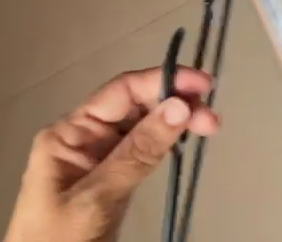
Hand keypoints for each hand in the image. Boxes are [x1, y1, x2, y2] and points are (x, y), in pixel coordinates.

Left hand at [3, 66, 221, 241]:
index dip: (163, 81)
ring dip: (175, 121)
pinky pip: (142, 149)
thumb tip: (180, 106)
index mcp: (69, 133)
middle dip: (175, 102)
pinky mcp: (110, 182)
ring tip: (209, 127)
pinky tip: (184, 142)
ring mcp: (97, 160)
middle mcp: (83, 138)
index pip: (122, 91)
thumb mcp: (95, 200)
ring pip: (142, 125)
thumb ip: (137, 152)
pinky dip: (165, 142)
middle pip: (135, 105)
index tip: (203, 85)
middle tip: (212, 119)